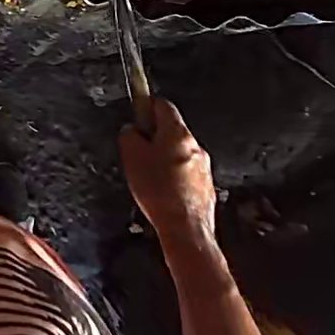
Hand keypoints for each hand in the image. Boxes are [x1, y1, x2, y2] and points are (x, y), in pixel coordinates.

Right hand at [120, 98, 216, 248]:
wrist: (185, 229)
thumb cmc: (159, 192)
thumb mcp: (131, 157)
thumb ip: (129, 135)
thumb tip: (131, 130)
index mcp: (177, 132)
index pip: (163, 104)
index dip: (147, 106)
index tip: (138, 112)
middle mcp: (195, 145)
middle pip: (172, 129)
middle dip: (155, 136)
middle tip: (139, 151)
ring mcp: (203, 166)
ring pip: (180, 152)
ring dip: (165, 158)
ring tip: (150, 177)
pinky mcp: (206, 186)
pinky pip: (187, 172)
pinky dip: (175, 176)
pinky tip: (164, 192)